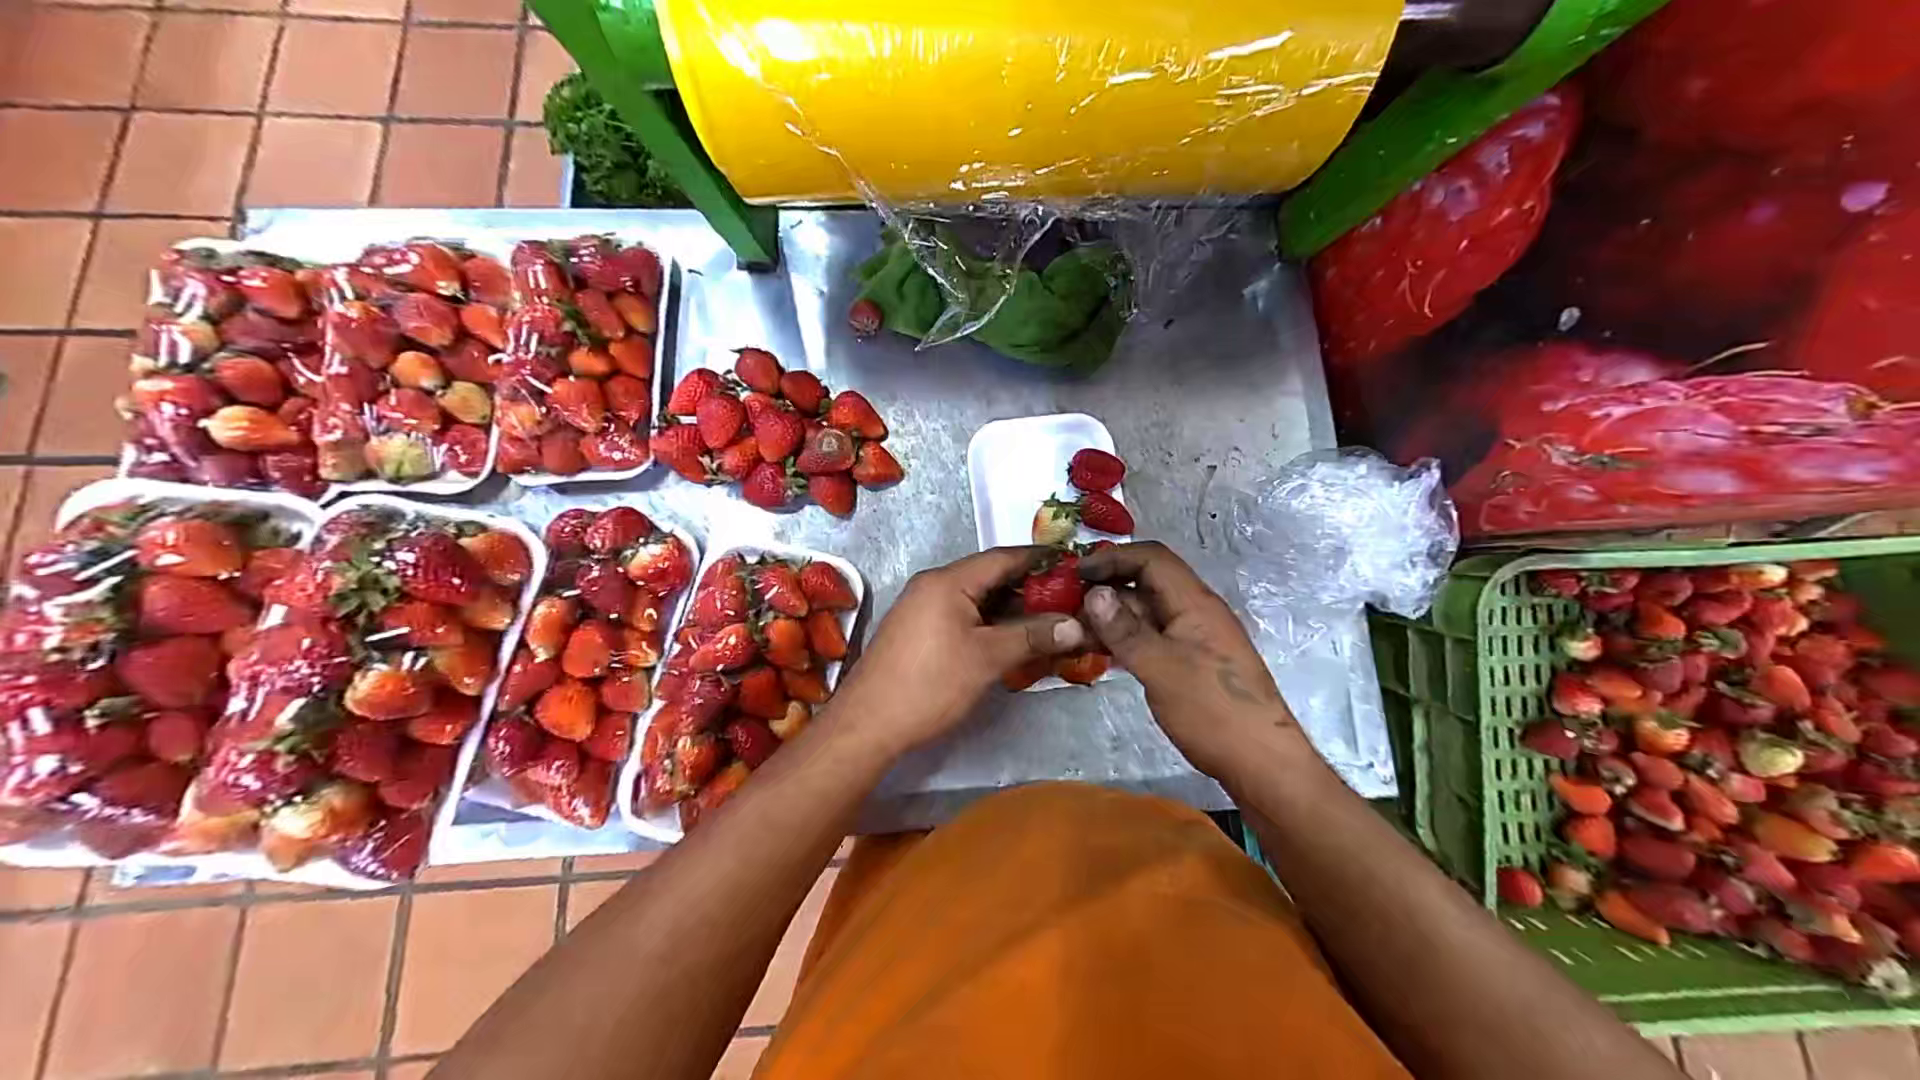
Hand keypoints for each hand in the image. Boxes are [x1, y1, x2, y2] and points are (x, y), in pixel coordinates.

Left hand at [832, 547, 1087, 757]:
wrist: (869, 723)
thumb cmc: (931, 684)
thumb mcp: (988, 658)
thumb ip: (1033, 636)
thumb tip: (1077, 626)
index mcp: (947, 581)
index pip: (1002, 558)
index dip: (1040, 559)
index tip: (1074, 565)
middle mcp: (933, 585)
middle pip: (990, 577)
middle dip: (1030, 587)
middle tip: (1069, 599)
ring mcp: (923, 608)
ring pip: (977, 599)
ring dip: (1011, 608)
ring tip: (1050, 620)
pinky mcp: (919, 630)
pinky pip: (963, 615)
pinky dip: (990, 622)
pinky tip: (1014, 638)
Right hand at [1078, 542, 1298, 777]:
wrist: (1263, 764)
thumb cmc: (1213, 712)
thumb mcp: (1160, 668)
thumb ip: (1125, 630)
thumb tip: (1095, 594)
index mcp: (1195, 603)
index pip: (1151, 559)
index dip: (1112, 558)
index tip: (1075, 573)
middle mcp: (1196, 613)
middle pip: (1147, 583)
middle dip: (1107, 588)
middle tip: (1067, 606)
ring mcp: (1196, 638)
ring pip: (1148, 613)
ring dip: (1113, 617)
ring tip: (1076, 632)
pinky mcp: (1192, 662)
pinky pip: (1154, 637)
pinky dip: (1127, 639)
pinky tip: (1103, 652)